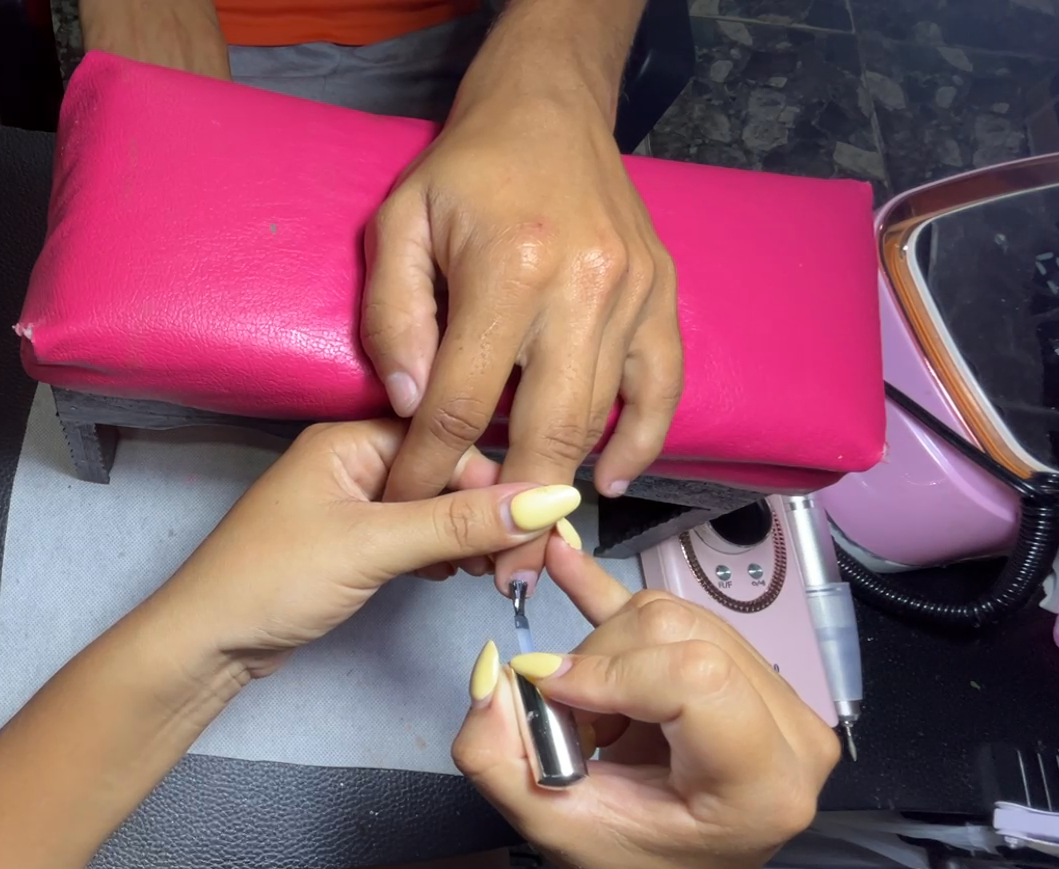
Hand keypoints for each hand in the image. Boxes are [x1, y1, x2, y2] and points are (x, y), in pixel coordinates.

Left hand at [151, 420, 583, 678]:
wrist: (210, 639)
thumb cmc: (276, 580)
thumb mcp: (371, 546)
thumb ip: (457, 522)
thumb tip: (550, 497)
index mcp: (346, 440)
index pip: (442, 438)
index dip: (492, 478)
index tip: (538, 521)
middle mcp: (348, 463)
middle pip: (438, 473)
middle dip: (480, 513)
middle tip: (518, 558)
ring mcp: (346, 506)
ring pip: (425, 509)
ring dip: (460, 536)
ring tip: (490, 571)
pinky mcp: (346, 545)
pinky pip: (406, 537)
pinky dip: (433, 553)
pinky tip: (451, 574)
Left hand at [363, 92, 681, 592]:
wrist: (546, 110)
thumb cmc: (459, 173)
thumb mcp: (396, 231)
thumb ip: (395, 322)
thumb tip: (415, 407)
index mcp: (510, 272)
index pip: (460, 406)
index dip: (429, 470)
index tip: (407, 510)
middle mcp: (584, 289)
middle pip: (544, 431)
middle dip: (510, 509)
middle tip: (492, 569)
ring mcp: (636, 296)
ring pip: (601, 420)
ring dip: (567, 488)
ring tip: (536, 541)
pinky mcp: (662, 299)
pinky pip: (663, 389)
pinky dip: (642, 442)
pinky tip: (608, 482)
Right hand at [453, 536, 838, 868]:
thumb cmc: (627, 864)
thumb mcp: (547, 827)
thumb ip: (496, 757)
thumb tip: (492, 671)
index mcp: (759, 784)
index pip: (692, 676)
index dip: (604, 671)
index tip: (545, 694)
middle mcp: (790, 729)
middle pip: (673, 630)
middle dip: (594, 661)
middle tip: (567, 718)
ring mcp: (779, 693)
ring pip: (666, 614)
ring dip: (602, 651)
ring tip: (589, 706)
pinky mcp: (746, 669)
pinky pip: (672, 609)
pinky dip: (608, 589)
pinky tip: (562, 558)